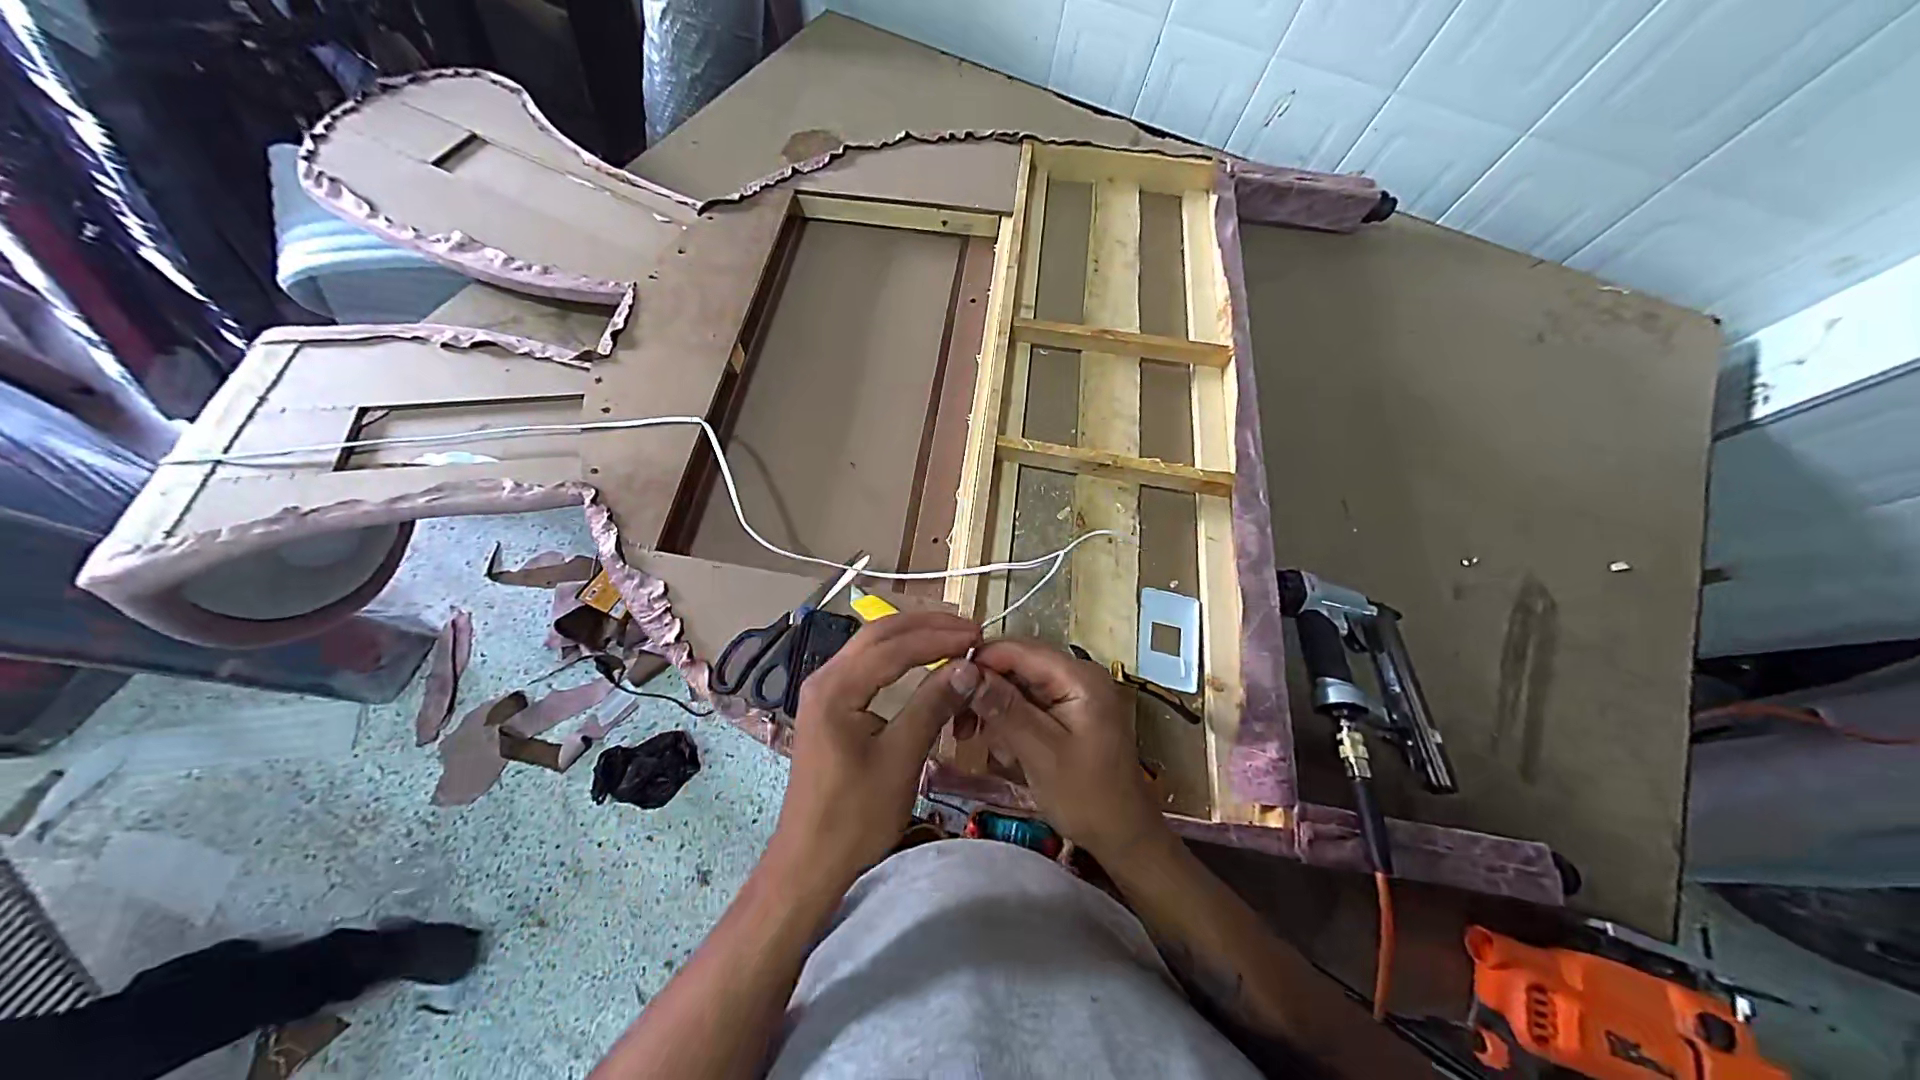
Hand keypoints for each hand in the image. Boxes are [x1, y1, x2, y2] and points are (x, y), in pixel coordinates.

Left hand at [768, 611, 981, 884]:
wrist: (810, 860)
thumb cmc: (855, 816)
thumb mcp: (901, 758)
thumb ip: (932, 705)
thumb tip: (968, 666)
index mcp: (836, 688)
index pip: (893, 647)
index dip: (938, 637)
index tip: (977, 637)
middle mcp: (824, 678)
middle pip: (878, 634)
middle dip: (926, 626)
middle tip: (969, 629)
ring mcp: (823, 691)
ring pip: (872, 646)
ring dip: (912, 636)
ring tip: (953, 636)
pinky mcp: (829, 706)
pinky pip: (867, 666)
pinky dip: (898, 656)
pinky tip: (922, 659)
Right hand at [966, 638, 1171, 865]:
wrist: (1124, 836)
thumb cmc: (1087, 797)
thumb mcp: (1040, 752)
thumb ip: (1003, 708)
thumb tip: (963, 670)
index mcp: (1078, 677)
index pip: (1017, 650)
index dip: (979, 663)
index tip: (948, 690)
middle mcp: (1077, 675)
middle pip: (1016, 665)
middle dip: (986, 692)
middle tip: (963, 727)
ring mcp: (1074, 693)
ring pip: (1018, 685)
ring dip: (997, 712)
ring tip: (989, 746)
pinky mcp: (1068, 711)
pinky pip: (1029, 704)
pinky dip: (1011, 723)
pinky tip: (1007, 751)